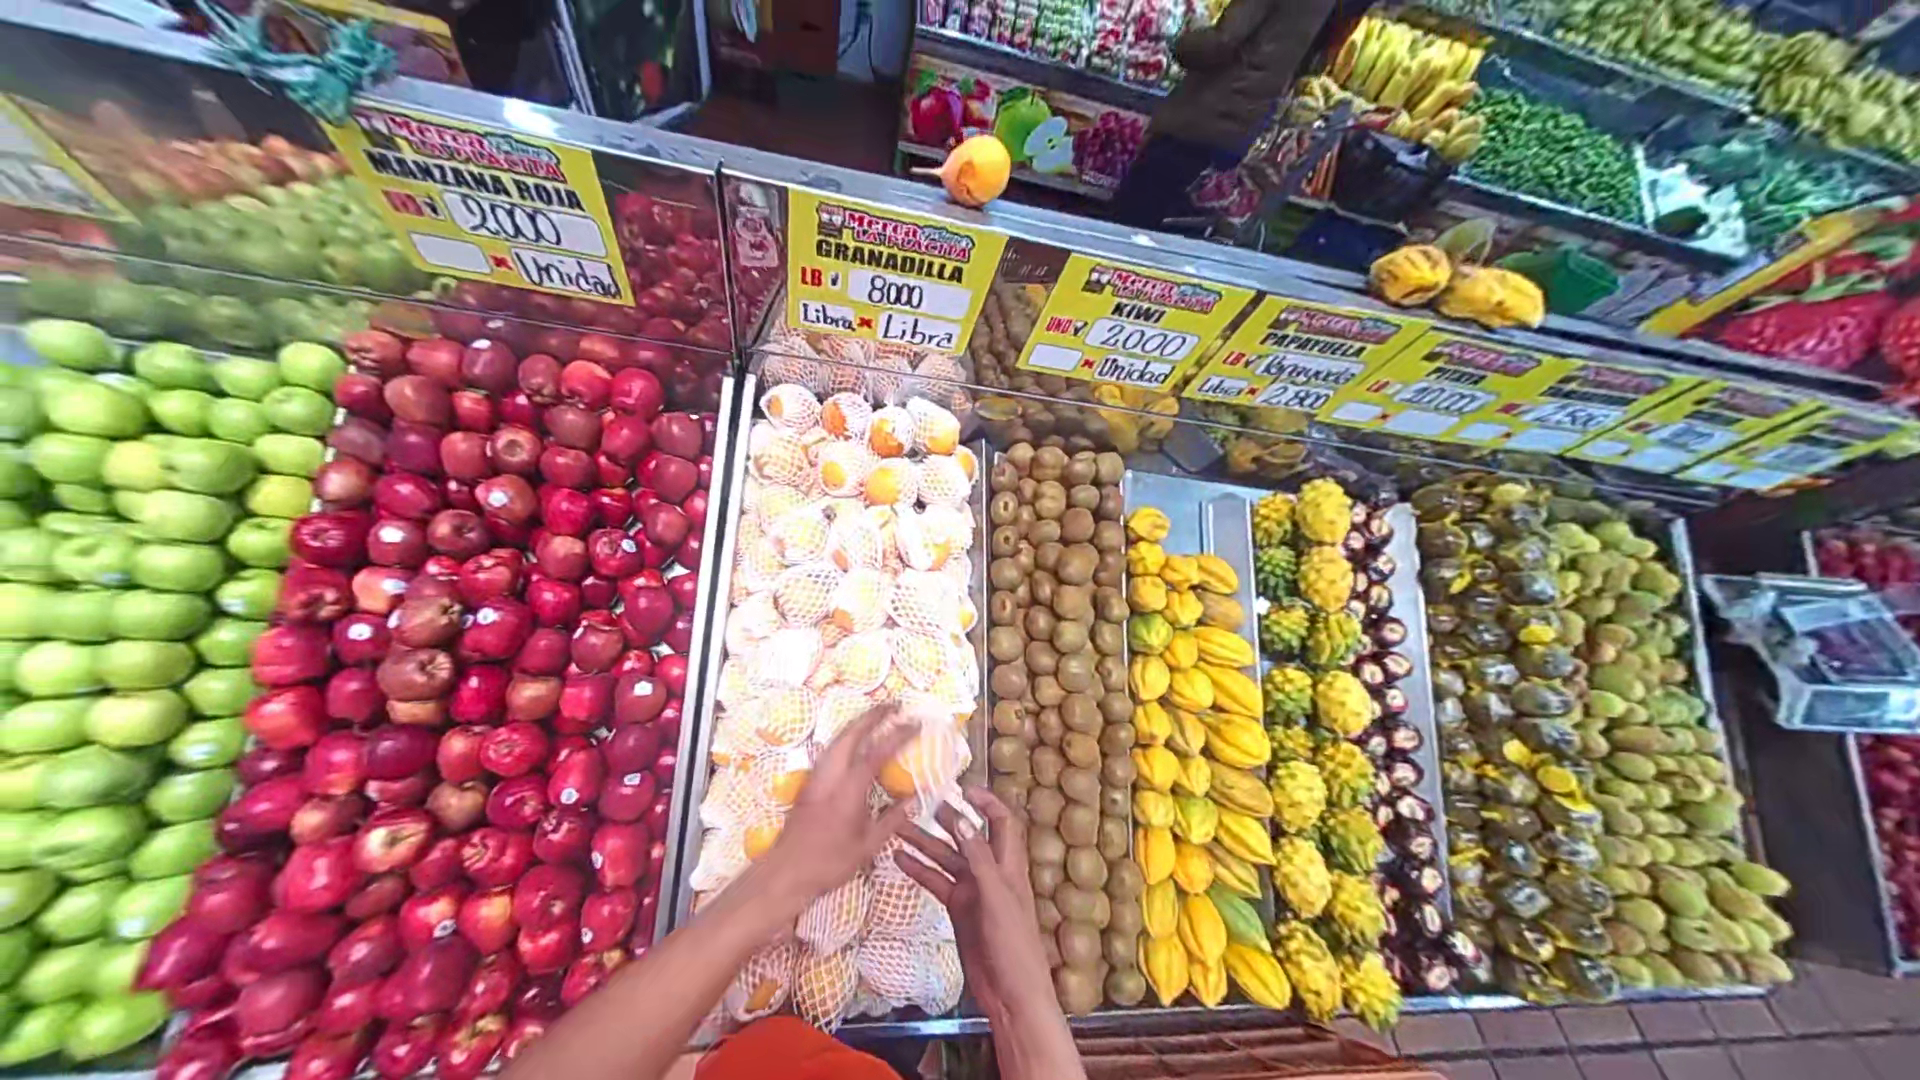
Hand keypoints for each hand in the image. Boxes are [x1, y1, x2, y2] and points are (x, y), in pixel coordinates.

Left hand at [758, 705, 916, 906]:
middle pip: (852, 733)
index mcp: (848, 790)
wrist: (786, 872)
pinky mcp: (810, 780)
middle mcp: (831, 775)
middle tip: (895, 705)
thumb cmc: (829, 862)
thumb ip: (892, 819)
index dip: (898, 735)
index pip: (877, 753)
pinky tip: (856, 738)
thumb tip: (913, 799)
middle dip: (874, 715)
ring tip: (878, 715)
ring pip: (838, 737)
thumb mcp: (868, 846)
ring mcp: (817, 775)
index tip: (915, 724)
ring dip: (859, 721)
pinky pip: (831, 747)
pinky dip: (848, 735)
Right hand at [896, 788, 1055, 1020]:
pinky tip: (899, 858)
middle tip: (921, 804)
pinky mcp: (958, 908)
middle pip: (967, 836)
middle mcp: (990, 870)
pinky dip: (919, 870)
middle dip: (947, 819)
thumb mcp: (997, 896)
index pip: (1001, 821)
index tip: (964, 789)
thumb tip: (963, 818)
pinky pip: (936, 882)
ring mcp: (972, 889)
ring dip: (925, 843)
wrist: (1011, 994)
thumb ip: (979, 858)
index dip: (987, 802)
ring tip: (899, 826)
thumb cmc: (1013, 943)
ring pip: (946, 858)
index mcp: (1008, 863)